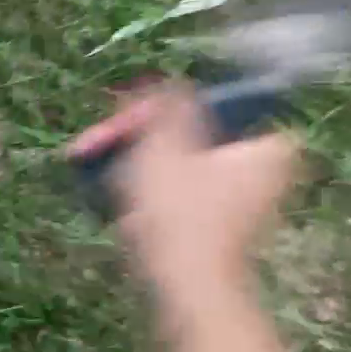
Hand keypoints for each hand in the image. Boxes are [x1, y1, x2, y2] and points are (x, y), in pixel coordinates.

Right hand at [69, 85, 297, 299]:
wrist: (183, 275)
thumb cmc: (178, 204)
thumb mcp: (163, 141)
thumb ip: (168, 104)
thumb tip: (172, 76)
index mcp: (263, 151)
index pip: (232, 106)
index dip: (188, 98)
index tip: (144, 102)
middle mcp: (257, 171)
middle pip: (192, 128)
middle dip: (138, 126)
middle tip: (104, 131)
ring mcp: (234, 195)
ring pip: (174, 151)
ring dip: (129, 146)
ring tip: (86, 151)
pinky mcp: (209, 213)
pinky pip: (172, 176)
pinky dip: (139, 171)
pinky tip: (101, 170)